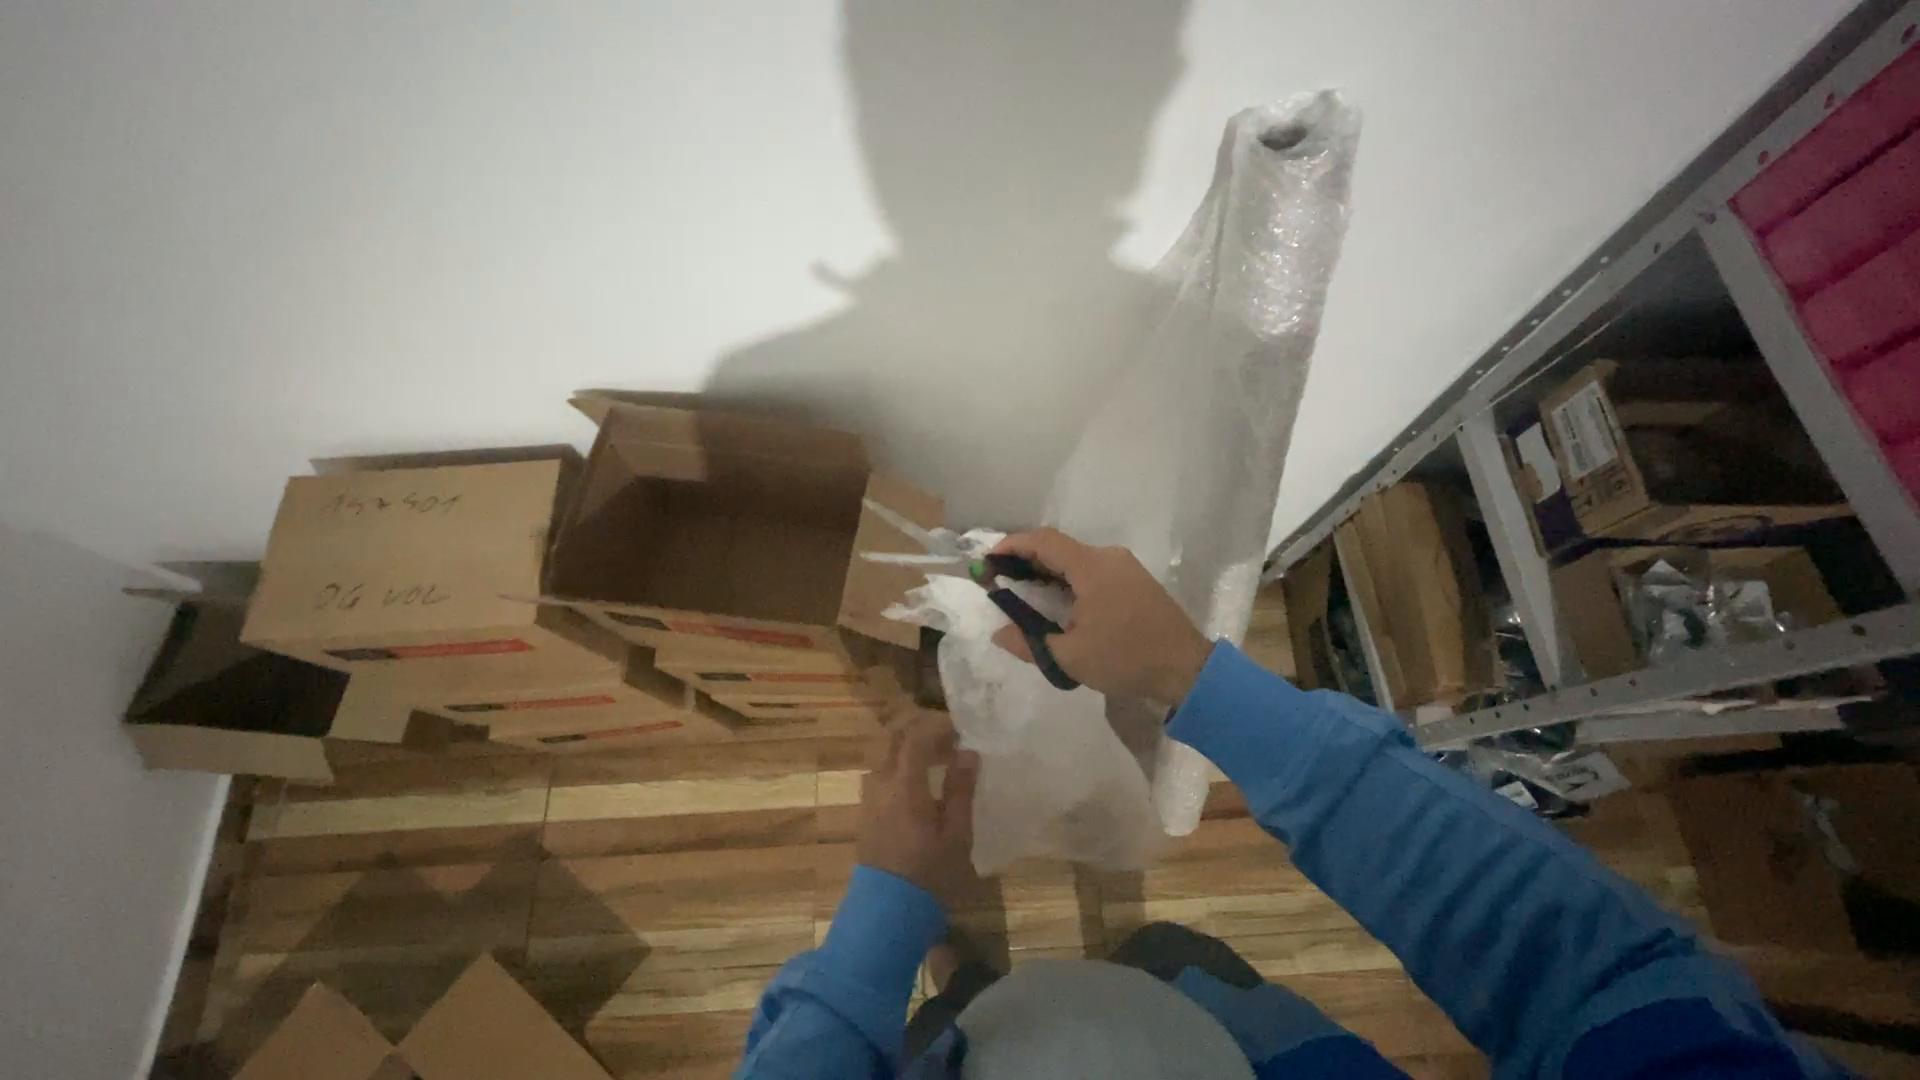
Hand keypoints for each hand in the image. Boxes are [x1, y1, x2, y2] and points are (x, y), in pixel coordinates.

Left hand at [857, 706, 980, 906]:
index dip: (937, 725)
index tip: (961, 728)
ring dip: (909, 744)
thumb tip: (968, 753)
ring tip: (938, 757)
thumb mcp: (956, 835)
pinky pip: (881, 771)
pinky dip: (900, 762)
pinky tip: (920, 780)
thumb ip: (960, 790)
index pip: (916, 736)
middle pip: (894, 737)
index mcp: (904, 785)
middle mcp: (881, 783)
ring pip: (885, 753)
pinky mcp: (866, 811)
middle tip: (949, 736)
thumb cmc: (929, 874)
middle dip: (920, 727)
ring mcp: (869, 797)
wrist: (887, 913)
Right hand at [990, 528, 1211, 704]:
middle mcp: (1108, 557)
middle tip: (999, 579)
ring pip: (1076, 559)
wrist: (1186, 669)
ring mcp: (1125, 567)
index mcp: (1091, 567)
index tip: (987, 561)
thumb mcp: (1070, 657)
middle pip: (1058, 547)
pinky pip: (1093, 570)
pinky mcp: (1135, 581)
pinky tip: (1058, 602)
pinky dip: (1068, 579)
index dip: (1011, 545)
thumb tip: (1000, 633)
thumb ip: (1029, 642)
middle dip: (1025, 559)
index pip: (1043, 540)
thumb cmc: (1126, 659)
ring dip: (1047, 571)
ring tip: (1023, 593)